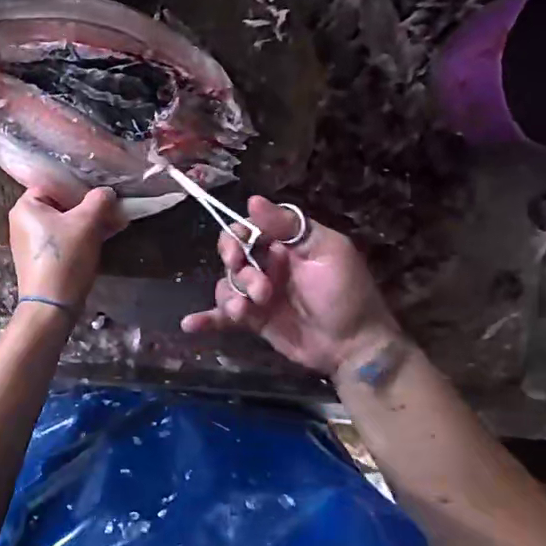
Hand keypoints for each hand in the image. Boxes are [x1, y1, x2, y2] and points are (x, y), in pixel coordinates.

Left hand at [9, 187, 127, 311]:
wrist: (52, 305)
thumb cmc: (65, 258)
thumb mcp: (86, 224)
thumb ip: (99, 201)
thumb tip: (107, 192)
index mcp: (25, 206)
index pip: (53, 184)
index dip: (79, 186)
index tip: (101, 192)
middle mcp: (23, 221)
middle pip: (61, 204)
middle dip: (89, 207)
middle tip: (113, 208)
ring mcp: (30, 242)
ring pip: (65, 223)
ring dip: (90, 223)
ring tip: (116, 222)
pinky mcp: (41, 259)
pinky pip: (64, 240)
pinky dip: (82, 237)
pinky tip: (106, 236)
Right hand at [180, 196, 399, 373]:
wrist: (354, 346)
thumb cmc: (346, 294)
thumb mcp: (327, 251)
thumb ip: (289, 226)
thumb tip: (251, 200)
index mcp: (285, 244)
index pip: (247, 229)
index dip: (235, 238)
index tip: (237, 253)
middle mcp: (267, 265)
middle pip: (232, 257)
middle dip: (238, 272)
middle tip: (258, 289)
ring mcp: (257, 294)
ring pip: (226, 285)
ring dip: (230, 297)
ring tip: (246, 311)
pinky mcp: (252, 320)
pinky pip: (222, 316)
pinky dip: (205, 319)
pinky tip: (190, 325)